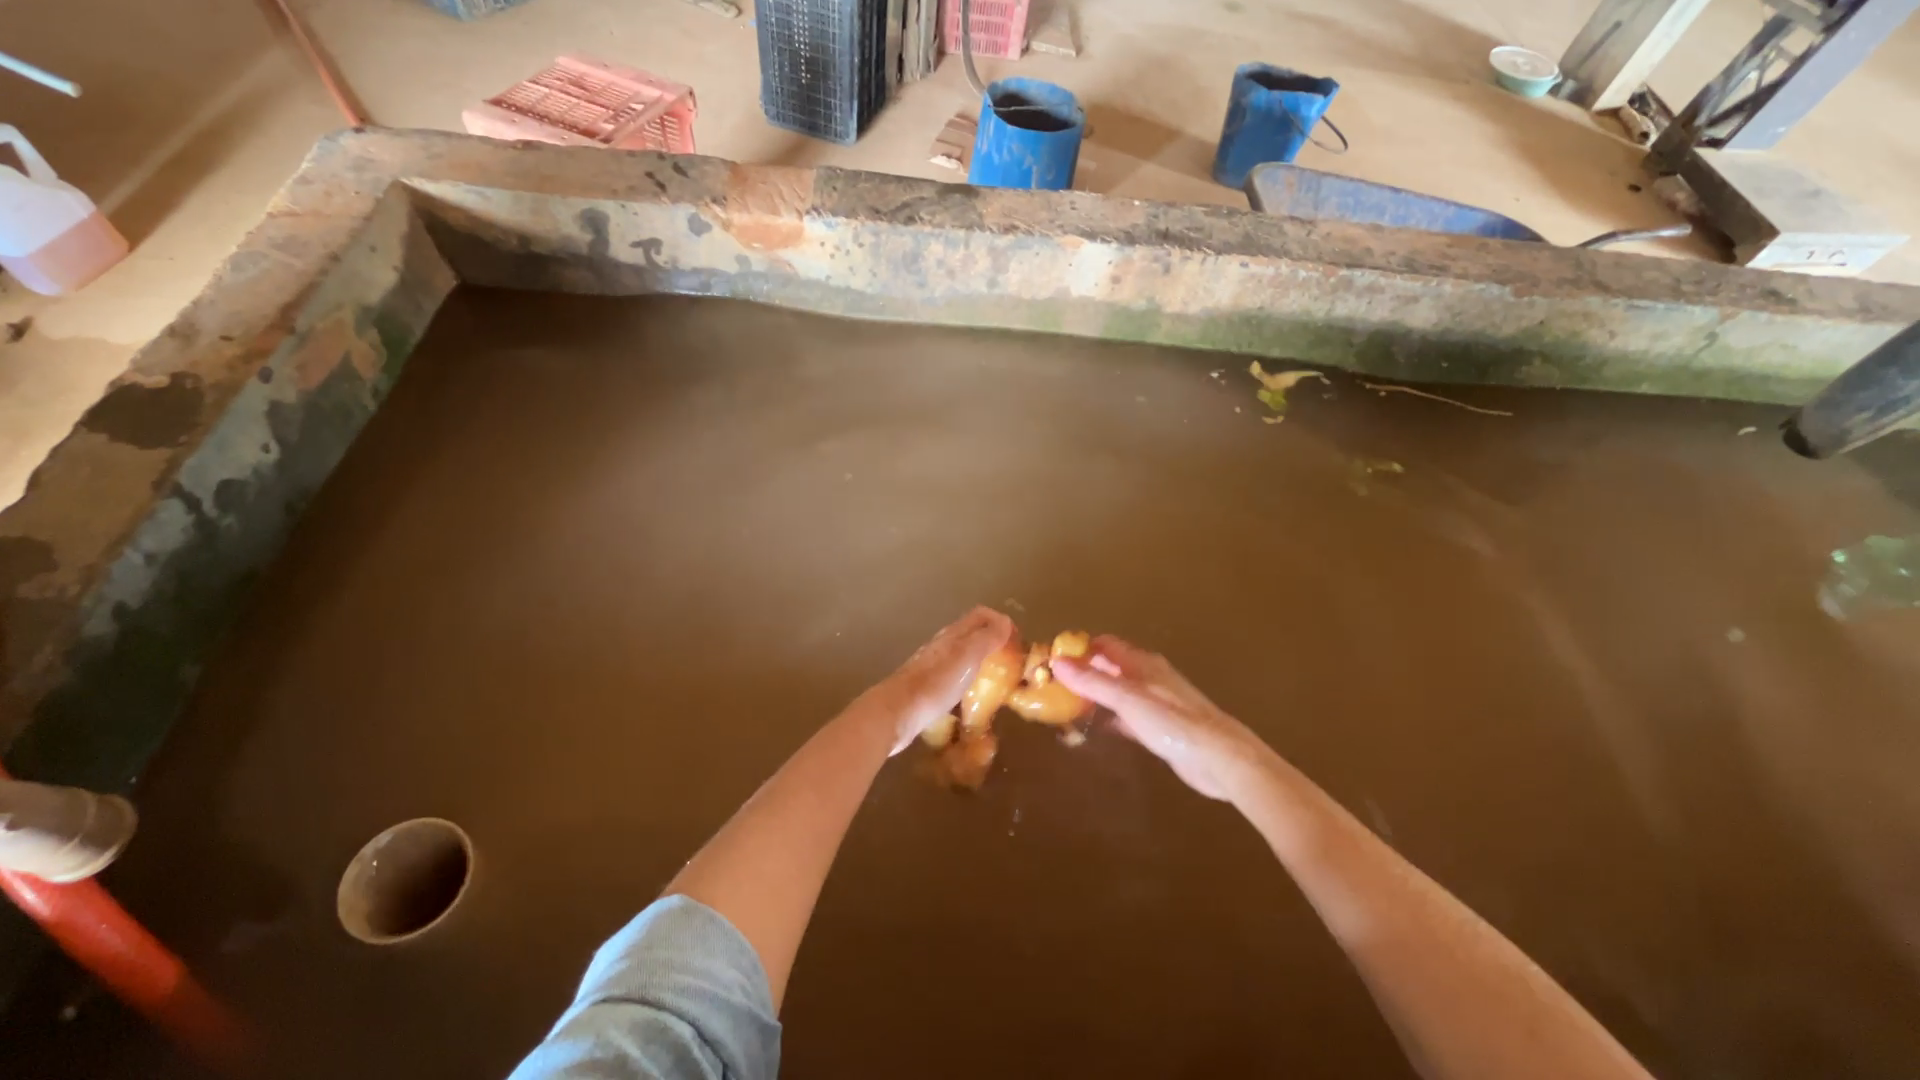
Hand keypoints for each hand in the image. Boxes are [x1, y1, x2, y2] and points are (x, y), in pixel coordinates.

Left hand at [856, 607, 1014, 754]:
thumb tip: (1005, 622)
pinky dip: (966, 682)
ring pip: (961, 656)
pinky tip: (970, 700)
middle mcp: (941, 646)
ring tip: (995, 681)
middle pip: (971, 634)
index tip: (1017, 641)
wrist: (896, 713)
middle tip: (1010, 662)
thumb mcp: (967, 657)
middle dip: (992, 642)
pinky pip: (952, 678)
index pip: (981, 615)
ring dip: (979, 662)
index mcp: (953, 635)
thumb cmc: (935, 684)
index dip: (1001, 622)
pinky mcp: (925, 688)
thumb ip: (986, 638)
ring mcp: (931, 667)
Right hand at [1051, 635, 1265, 799]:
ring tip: (1067, 705)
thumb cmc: (1173, 723)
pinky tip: (1099, 728)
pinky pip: (1129, 716)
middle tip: (1053, 685)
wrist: (1219, 758)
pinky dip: (1112, 717)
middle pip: (1112, 667)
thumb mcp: (1128, 700)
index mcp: (1143, 664)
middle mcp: (1150, 678)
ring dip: (1097, 695)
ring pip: (1120, 692)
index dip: (1080, 648)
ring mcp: (1157, 703)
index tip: (1052, 659)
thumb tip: (1056, 661)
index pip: (1106, 644)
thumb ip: (1093, 682)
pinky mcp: (1161, 728)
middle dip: (1085, 671)